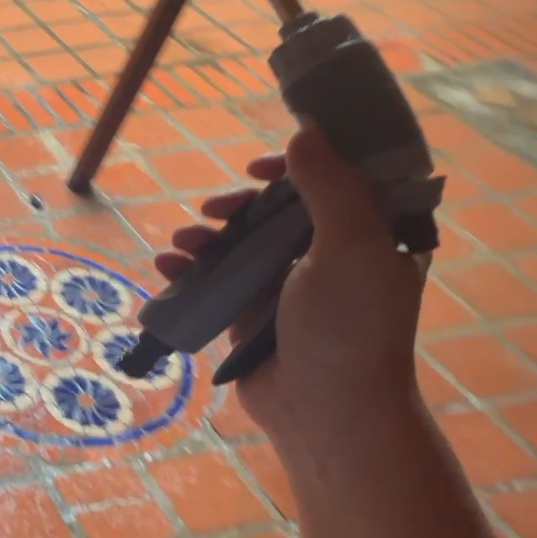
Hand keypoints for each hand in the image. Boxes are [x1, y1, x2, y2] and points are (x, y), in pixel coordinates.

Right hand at [154, 127, 428, 445]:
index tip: (260, 167)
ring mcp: (286, 288)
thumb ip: (327, 188)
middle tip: (213, 208)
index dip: (300, 166)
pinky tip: (167, 269)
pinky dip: (188, 273)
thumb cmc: (346, 325)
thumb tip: (304, 133)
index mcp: (369, 234)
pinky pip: (216, 282)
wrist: (323, 405)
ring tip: (179, 245)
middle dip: (240, 207)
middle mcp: (329, 256)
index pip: (337, 182)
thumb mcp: (345, 246)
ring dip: (206, 240)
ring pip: (240, 247)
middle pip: (278, 213)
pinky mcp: (249, 316)